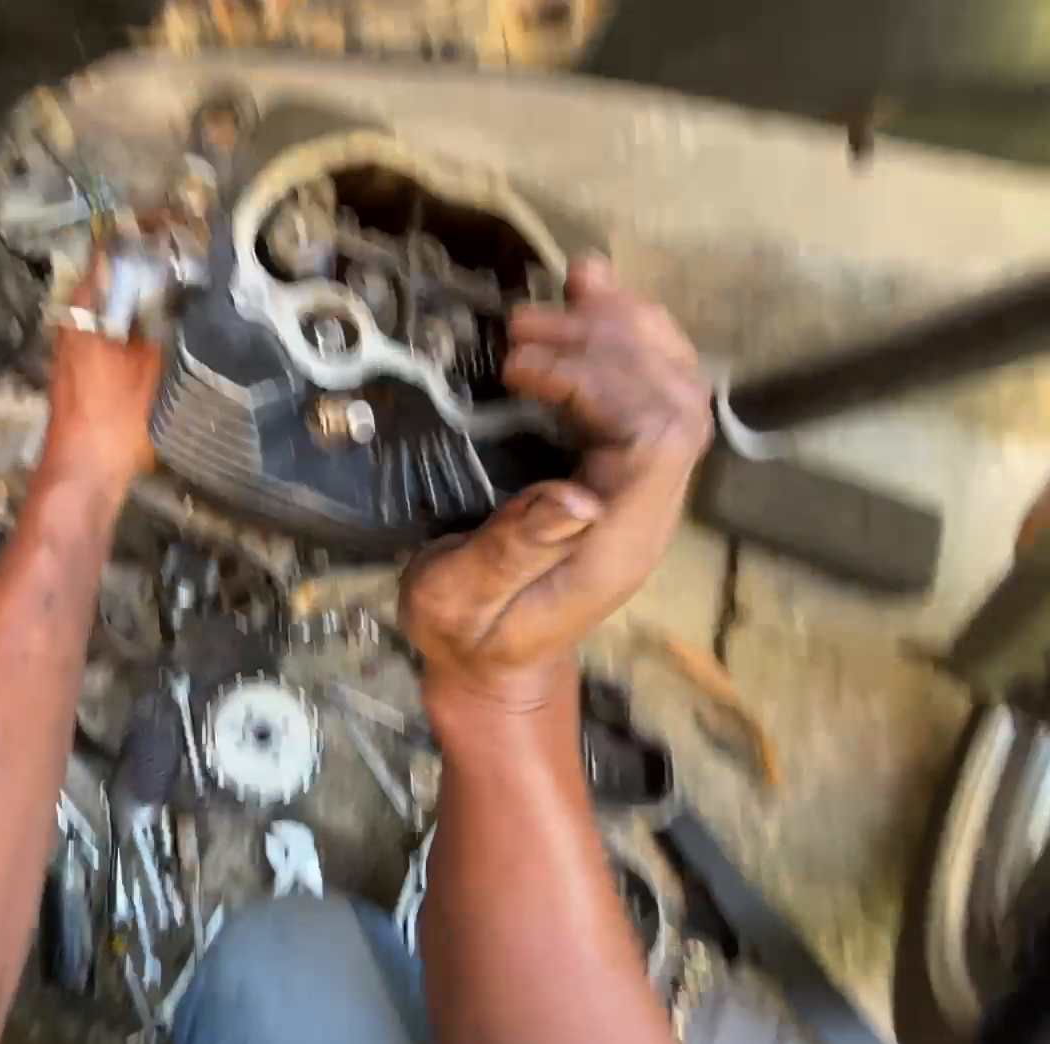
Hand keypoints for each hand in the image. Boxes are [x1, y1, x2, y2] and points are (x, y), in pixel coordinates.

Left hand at [41, 263, 164, 492]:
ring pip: (112, 322)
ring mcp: (73, 358)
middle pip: (111, 291)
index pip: (108, 259)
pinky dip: (134, 343)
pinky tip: (163, 350)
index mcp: (83, 315)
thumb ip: (164, 329)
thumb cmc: (113, 419)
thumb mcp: (151, 369)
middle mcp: (72, 330)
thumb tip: (182, 300)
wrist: (83, 475)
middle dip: (146, 282)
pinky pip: (111, 348)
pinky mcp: (81, 383)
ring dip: (142, 315)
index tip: (170, 236)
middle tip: (185, 275)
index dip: (139, 245)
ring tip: (182, 308)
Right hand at [401, 257, 712, 718]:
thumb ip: (512, 552)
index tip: (518, 367)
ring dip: (630, 331)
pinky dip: (626, 349)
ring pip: (674, 392)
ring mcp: (637, 492)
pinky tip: (596, 314)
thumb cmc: (467, 637)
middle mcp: (644, 507)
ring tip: (576, 284)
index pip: (655, 436)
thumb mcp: (462, 602)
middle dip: (612, 342)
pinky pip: (644, 402)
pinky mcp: (614, 480)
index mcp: (617, 538)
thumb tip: (571, 492)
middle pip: (676, 400)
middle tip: (532, 315)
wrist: (492, 664)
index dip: (600, 381)